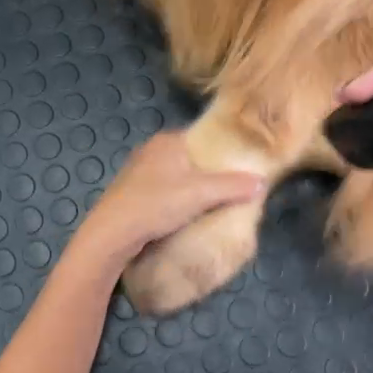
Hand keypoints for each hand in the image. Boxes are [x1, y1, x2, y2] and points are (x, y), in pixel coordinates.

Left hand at [75, 133, 266, 263]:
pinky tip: (185, 215)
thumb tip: (261, 182)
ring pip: (175, 177)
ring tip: (212, 205)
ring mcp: (138, 172)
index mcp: (167, 141)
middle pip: (190, 159)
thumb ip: (233, 186)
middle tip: (232, 191)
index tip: (241, 169)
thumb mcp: (200, 194)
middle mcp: (150, 150)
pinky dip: (175, 201)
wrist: (111, 233)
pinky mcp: (131, 193)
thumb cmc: (156, 204)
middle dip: (209, 174)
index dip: (223, 153)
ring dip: (191, 190)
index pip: (203, 139)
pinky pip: (162, 192)